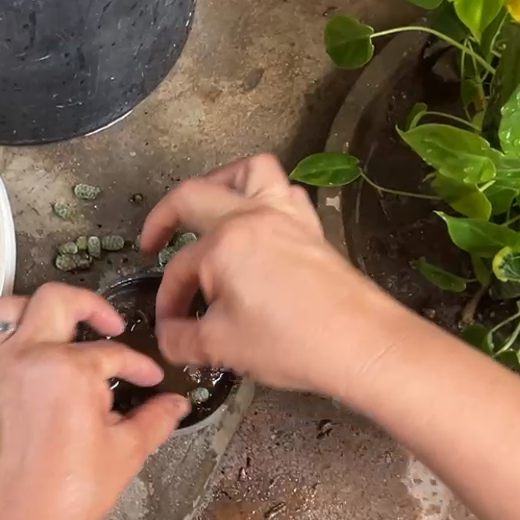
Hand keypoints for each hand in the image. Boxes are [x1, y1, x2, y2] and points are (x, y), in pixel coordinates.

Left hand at [0, 284, 186, 519]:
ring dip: (40, 308)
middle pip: (58, 299)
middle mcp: (29, 353)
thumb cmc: (73, 489)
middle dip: (91, 306)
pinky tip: (35, 352)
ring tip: (66, 327)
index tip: (150, 379)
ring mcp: (0, 363)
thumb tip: (176, 403)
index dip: (138, 366)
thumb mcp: (126, 451)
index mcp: (68, 368)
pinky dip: (12, 331)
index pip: (112, 353)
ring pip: (12, 305)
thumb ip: (155, 418)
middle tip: (111, 326)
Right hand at [138, 154, 421, 398]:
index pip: (179, 268)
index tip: (168, 324)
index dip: (167, 299)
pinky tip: (254, 221)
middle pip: (192, 197)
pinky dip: (261, 196)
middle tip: (153, 241)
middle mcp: (252, 217)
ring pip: (248, 171)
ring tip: (205, 207)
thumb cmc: (295, 343)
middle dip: (162, 218)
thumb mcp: (221, 347)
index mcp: (224, 244)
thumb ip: (181, 339)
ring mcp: (286, 217)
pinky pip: (283, 191)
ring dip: (218, 183)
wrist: (366, 347)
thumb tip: (168, 337)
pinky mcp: (310, 229)